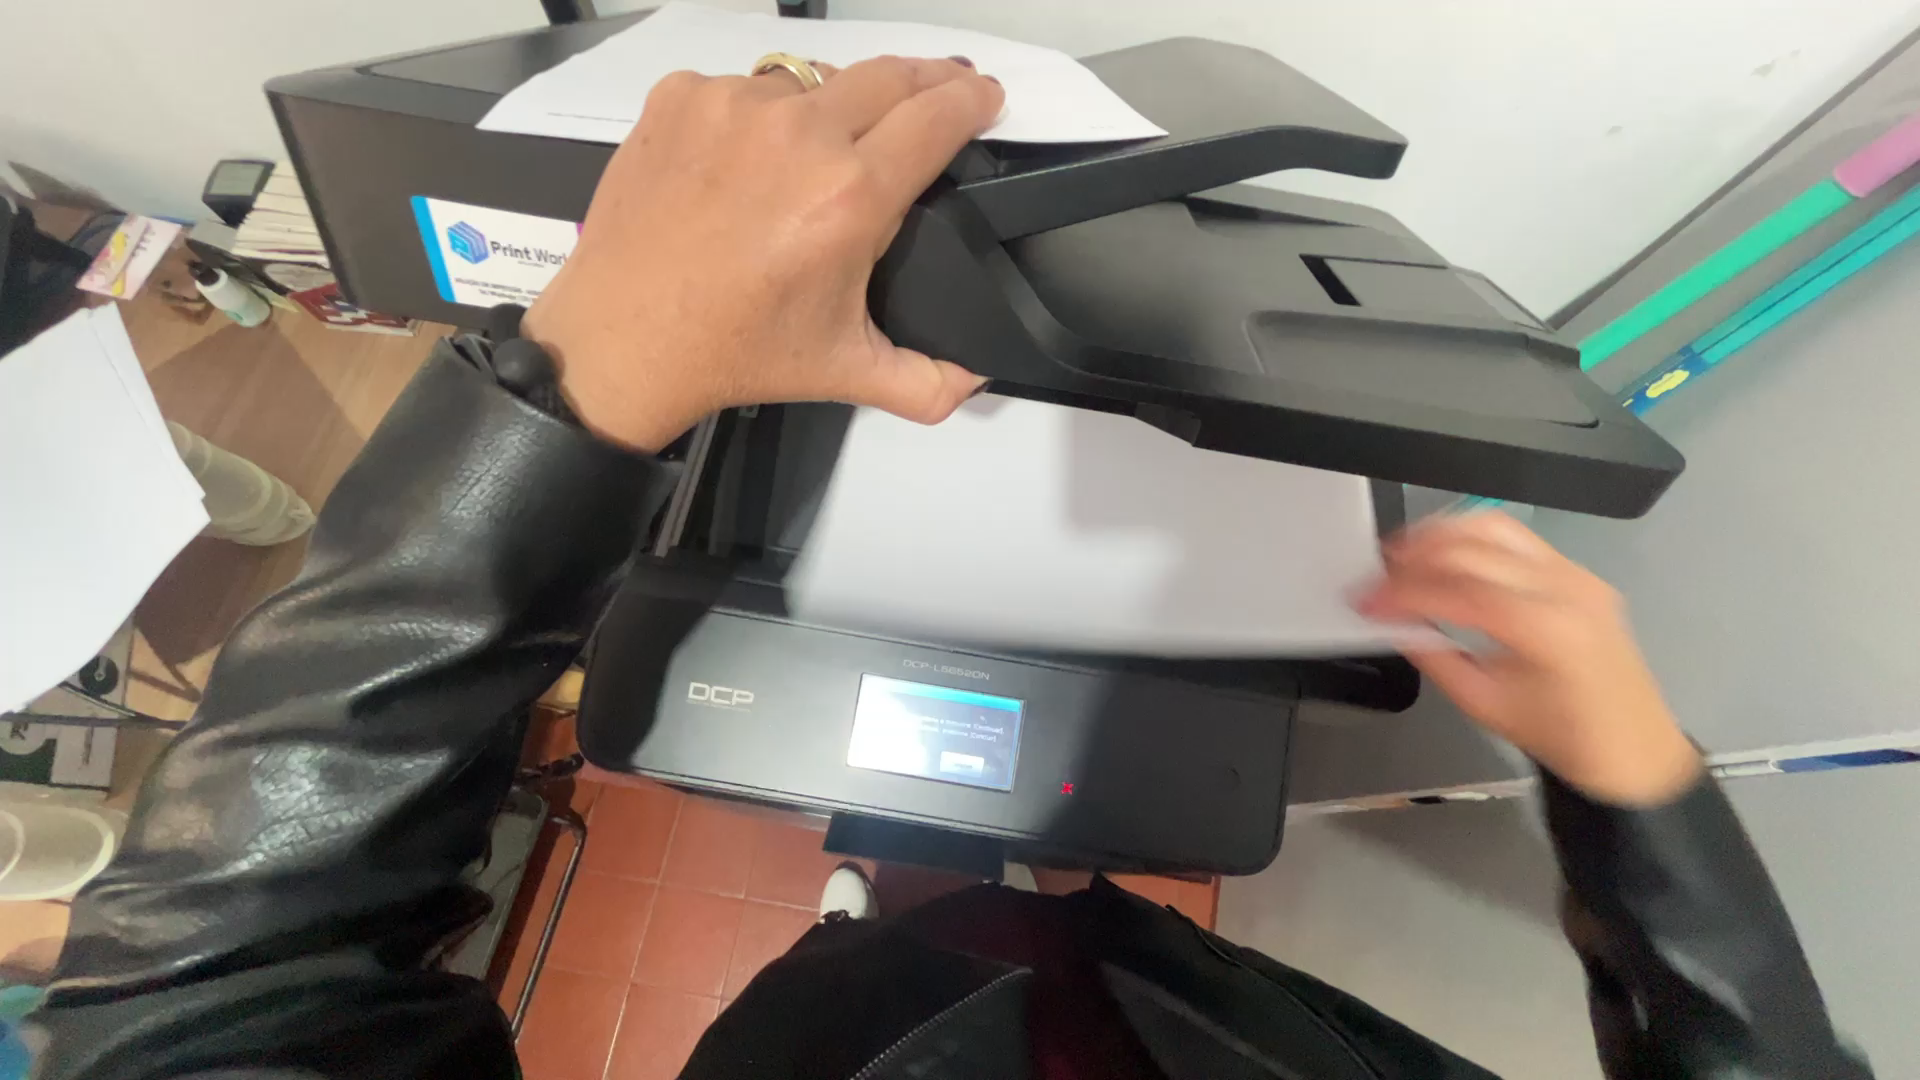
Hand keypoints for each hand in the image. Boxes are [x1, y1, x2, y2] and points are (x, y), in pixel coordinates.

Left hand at [521, 56, 1003, 451]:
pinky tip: (759, 161)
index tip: (985, 97)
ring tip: (835, 150)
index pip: (936, 117)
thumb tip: (976, 381)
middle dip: (930, 80)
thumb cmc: (737, 351)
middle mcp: (797, 134)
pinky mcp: (682, 96)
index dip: (972, 101)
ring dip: (841, 105)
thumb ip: (926, 384)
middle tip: (944, 94)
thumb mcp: (846, 373)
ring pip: (817, 80)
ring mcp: (733, 104)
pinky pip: (750, 88)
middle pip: (890, 75)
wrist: (627, 338)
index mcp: (849, 197)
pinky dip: (769, 116)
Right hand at [1356, 512, 1701, 805]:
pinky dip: (1465, 536)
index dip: (1401, 592)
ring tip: (1400, 556)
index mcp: (1546, 629)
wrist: (1632, 748)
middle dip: (1410, 561)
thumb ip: (1431, 651)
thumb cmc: (1556, 733)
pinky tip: (1440, 553)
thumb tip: (1390, 619)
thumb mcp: (1479, 700)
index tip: (1363, 602)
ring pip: (1490, 526)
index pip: (1456, 590)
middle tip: (1374, 581)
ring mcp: (1574, 573)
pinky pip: (1511, 535)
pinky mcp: (1573, 570)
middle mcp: (1565, 588)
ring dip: (1436, 535)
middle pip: (1469, 550)